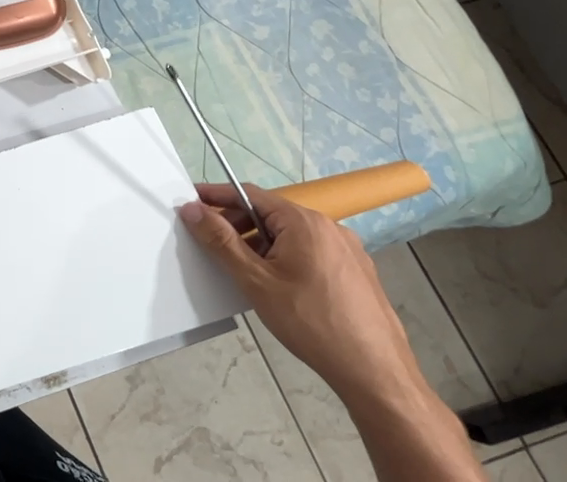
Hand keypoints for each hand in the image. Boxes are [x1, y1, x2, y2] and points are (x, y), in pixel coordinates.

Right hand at [180, 183, 420, 403]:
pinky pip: (312, 252)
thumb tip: (192, 208)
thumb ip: (220, 240)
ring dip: (262, 243)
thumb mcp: (255, 280)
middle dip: (238, 224)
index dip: (217, 195)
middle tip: (212, 244)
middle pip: (271, 213)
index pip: (250, 194)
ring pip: (292, 235)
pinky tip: (280, 286)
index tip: (190, 202)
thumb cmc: (310, 322)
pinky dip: (286, 257)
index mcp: (305, 223)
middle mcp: (330, 228)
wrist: (376, 373)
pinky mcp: (358, 272)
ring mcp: (349, 251)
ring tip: (245, 271)